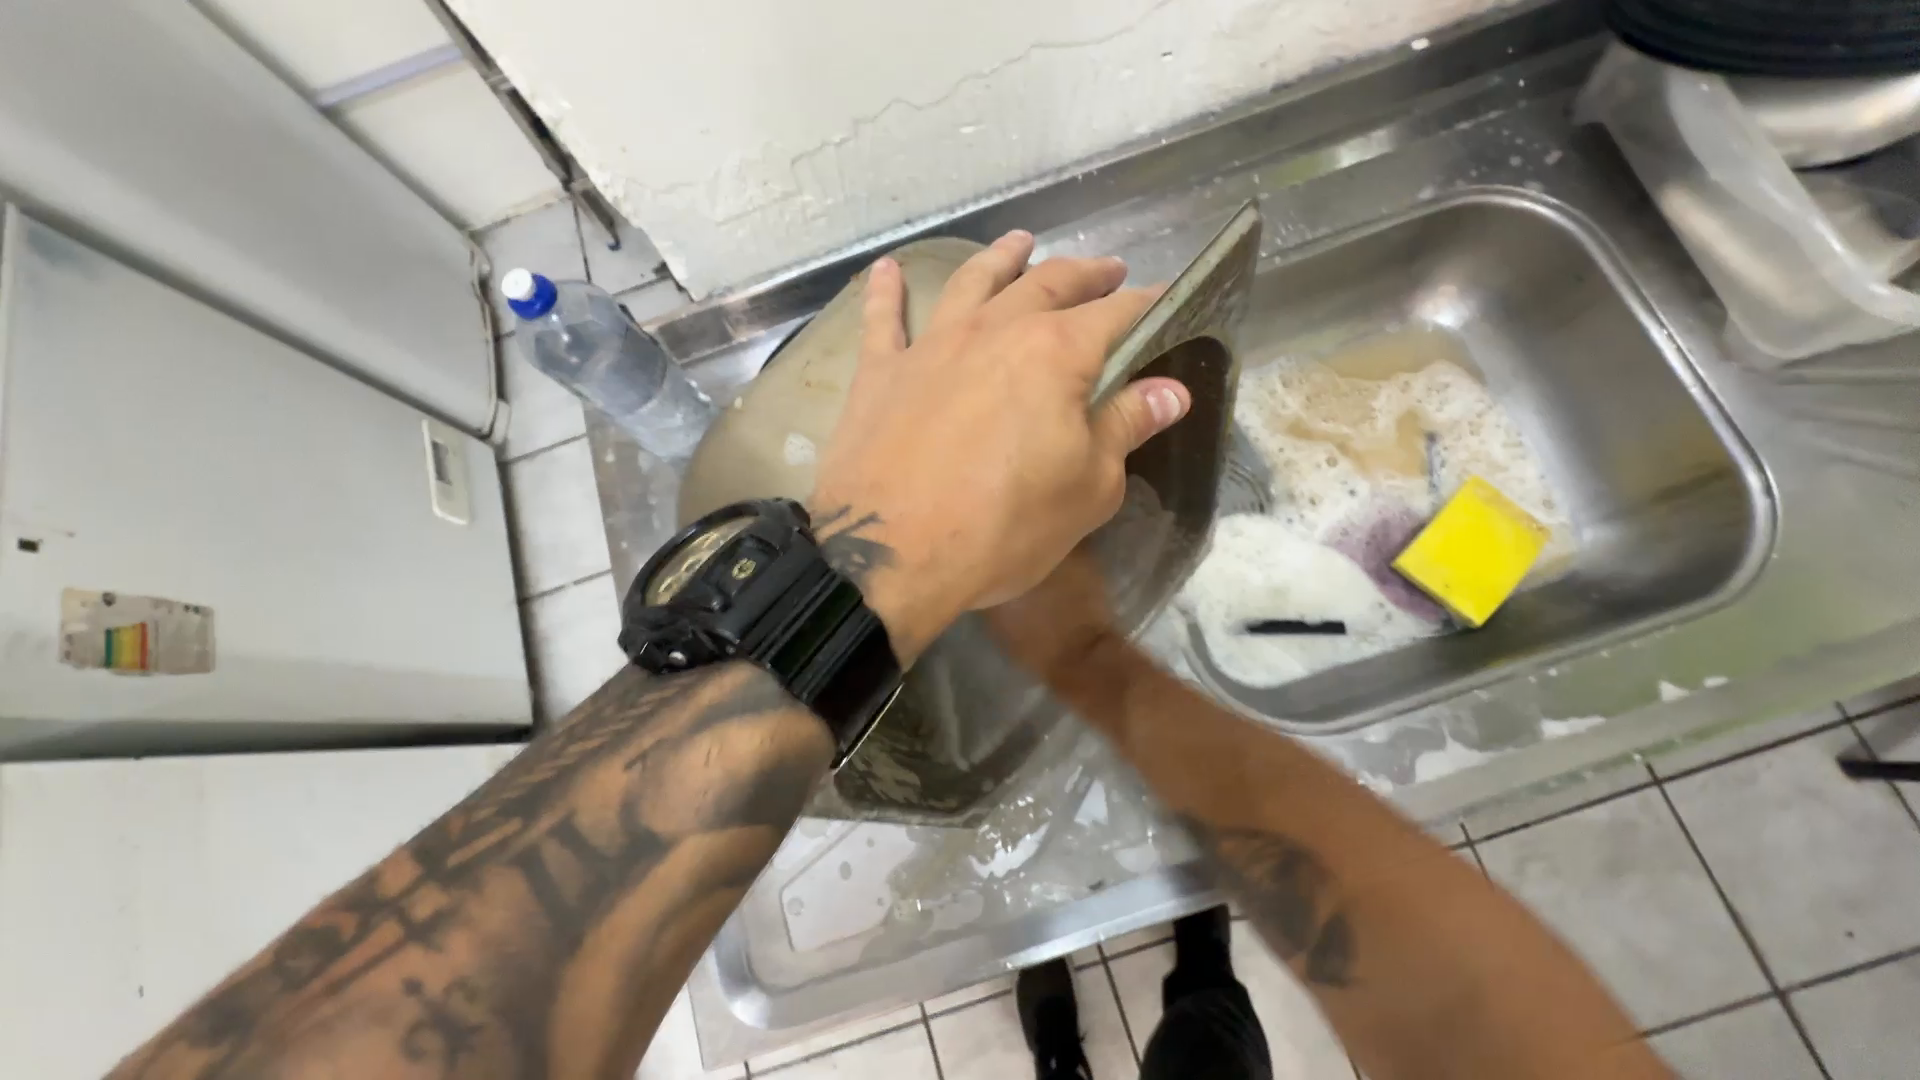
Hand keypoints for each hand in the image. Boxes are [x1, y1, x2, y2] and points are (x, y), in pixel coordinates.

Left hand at [808, 230, 1190, 662]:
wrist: (891, 555)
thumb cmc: (1003, 528)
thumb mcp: (1087, 488)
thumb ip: (1125, 428)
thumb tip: (1169, 391)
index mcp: (1055, 354)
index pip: (1116, 314)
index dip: (1147, 305)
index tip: (1167, 302)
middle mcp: (993, 331)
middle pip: (1047, 285)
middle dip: (1084, 275)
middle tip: (1107, 270)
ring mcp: (931, 346)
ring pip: (973, 283)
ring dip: (1001, 259)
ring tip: (1020, 243)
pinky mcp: (880, 372)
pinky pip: (883, 319)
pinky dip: (887, 291)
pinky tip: (888, 271)